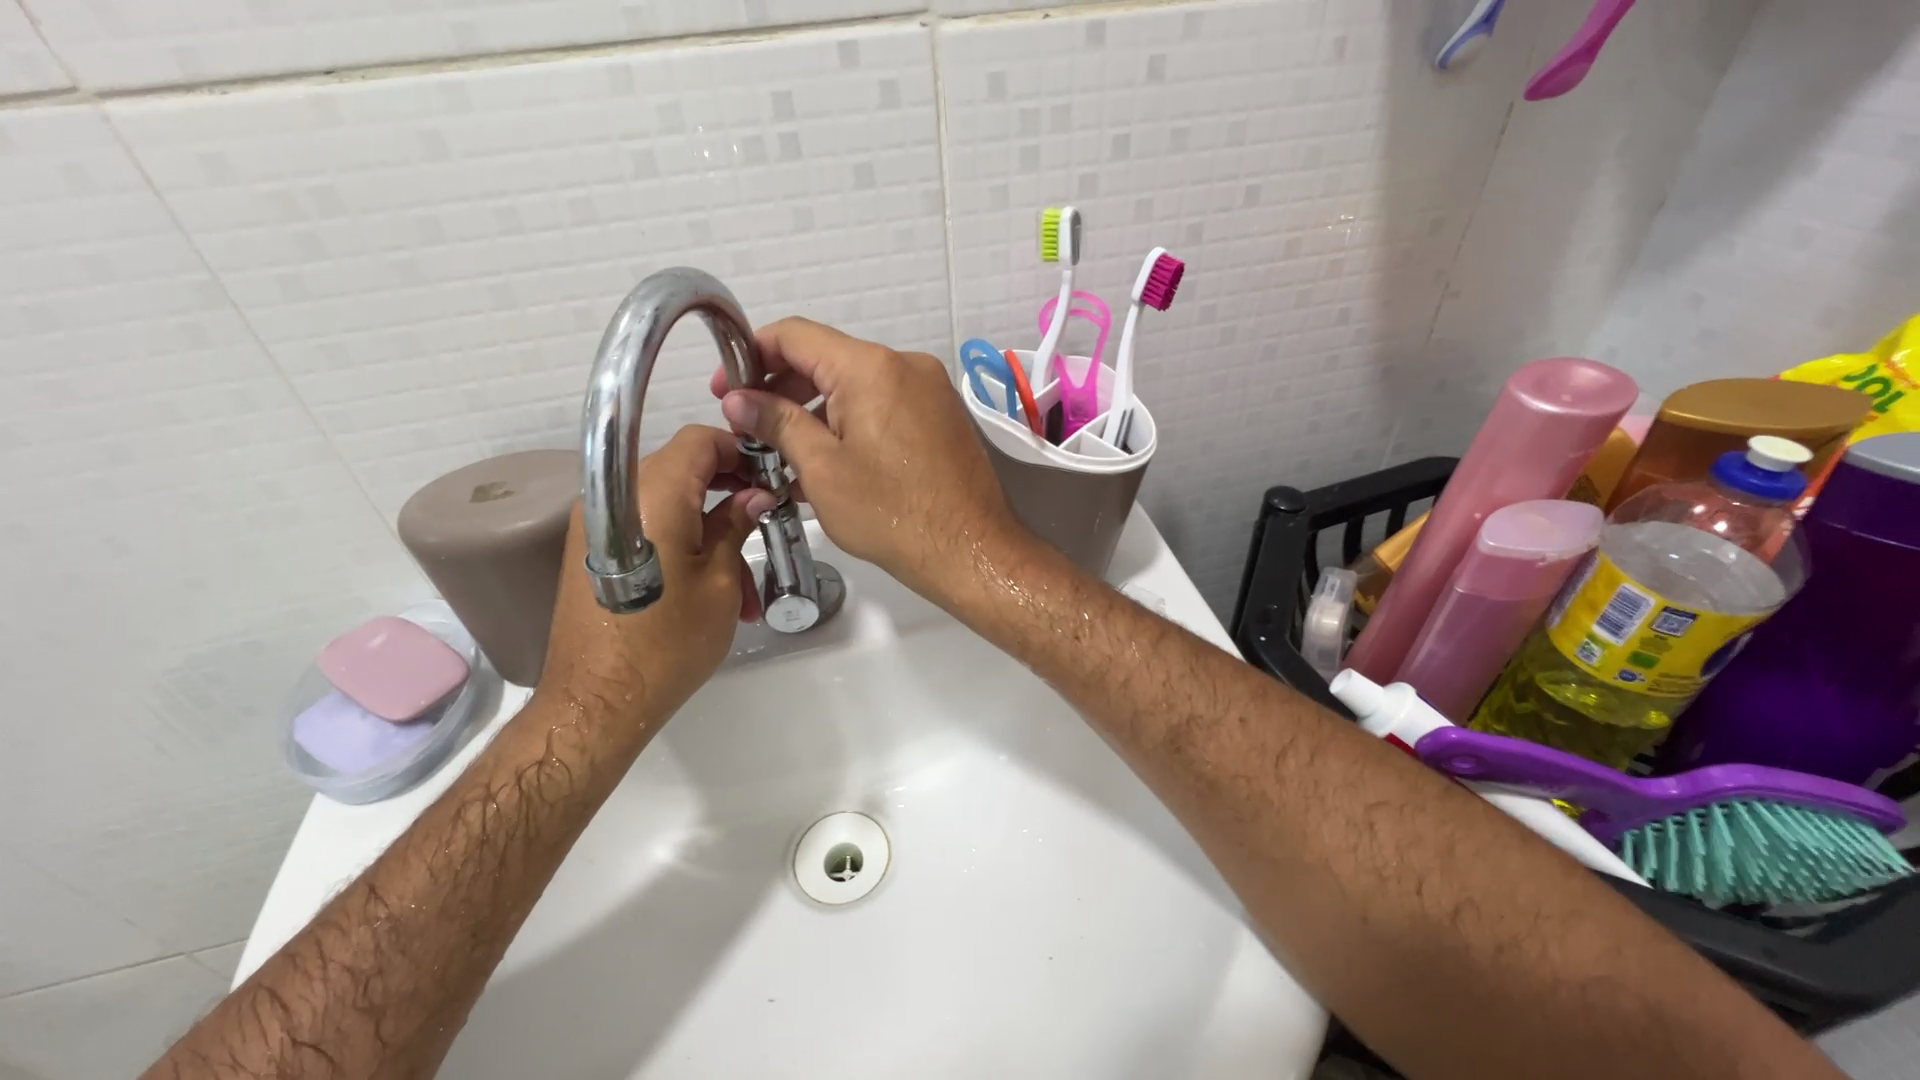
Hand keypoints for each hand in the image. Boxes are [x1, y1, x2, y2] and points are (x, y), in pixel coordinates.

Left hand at [537, 426, 774, 724]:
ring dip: (709, 531)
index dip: (738, 452)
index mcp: (651, 493)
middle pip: (681, 469)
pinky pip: (645, 528)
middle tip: (764, 525)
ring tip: (744, 589)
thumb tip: (756, 495)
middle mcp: (615, 495)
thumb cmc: (668, 641)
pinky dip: (681, 544)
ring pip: (667, 505)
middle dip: (728, 494)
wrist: (597, 701)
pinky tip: (710, 589)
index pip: (698, 441)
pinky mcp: (591, 551)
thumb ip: (735, 525)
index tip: (769, 479)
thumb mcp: (718, 582)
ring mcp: (595, 523)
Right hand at [710, 318, 1022, 600]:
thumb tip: (739, 399)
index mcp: (871, 368)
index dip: (752, 355)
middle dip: (781, 389)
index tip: (726, 389)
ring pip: (854, 386)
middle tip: (749, 428)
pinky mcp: (940, 416)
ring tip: (781, 454)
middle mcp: (904, 365)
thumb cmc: (893, 515)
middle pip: (826, 359)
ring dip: (814, 412)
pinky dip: (849, 424)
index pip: (795, 335)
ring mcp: (928, 390)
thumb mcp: (822, 469)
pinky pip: (882, 406)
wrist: (970, 550)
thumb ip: (777, 423)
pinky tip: (825, 461)